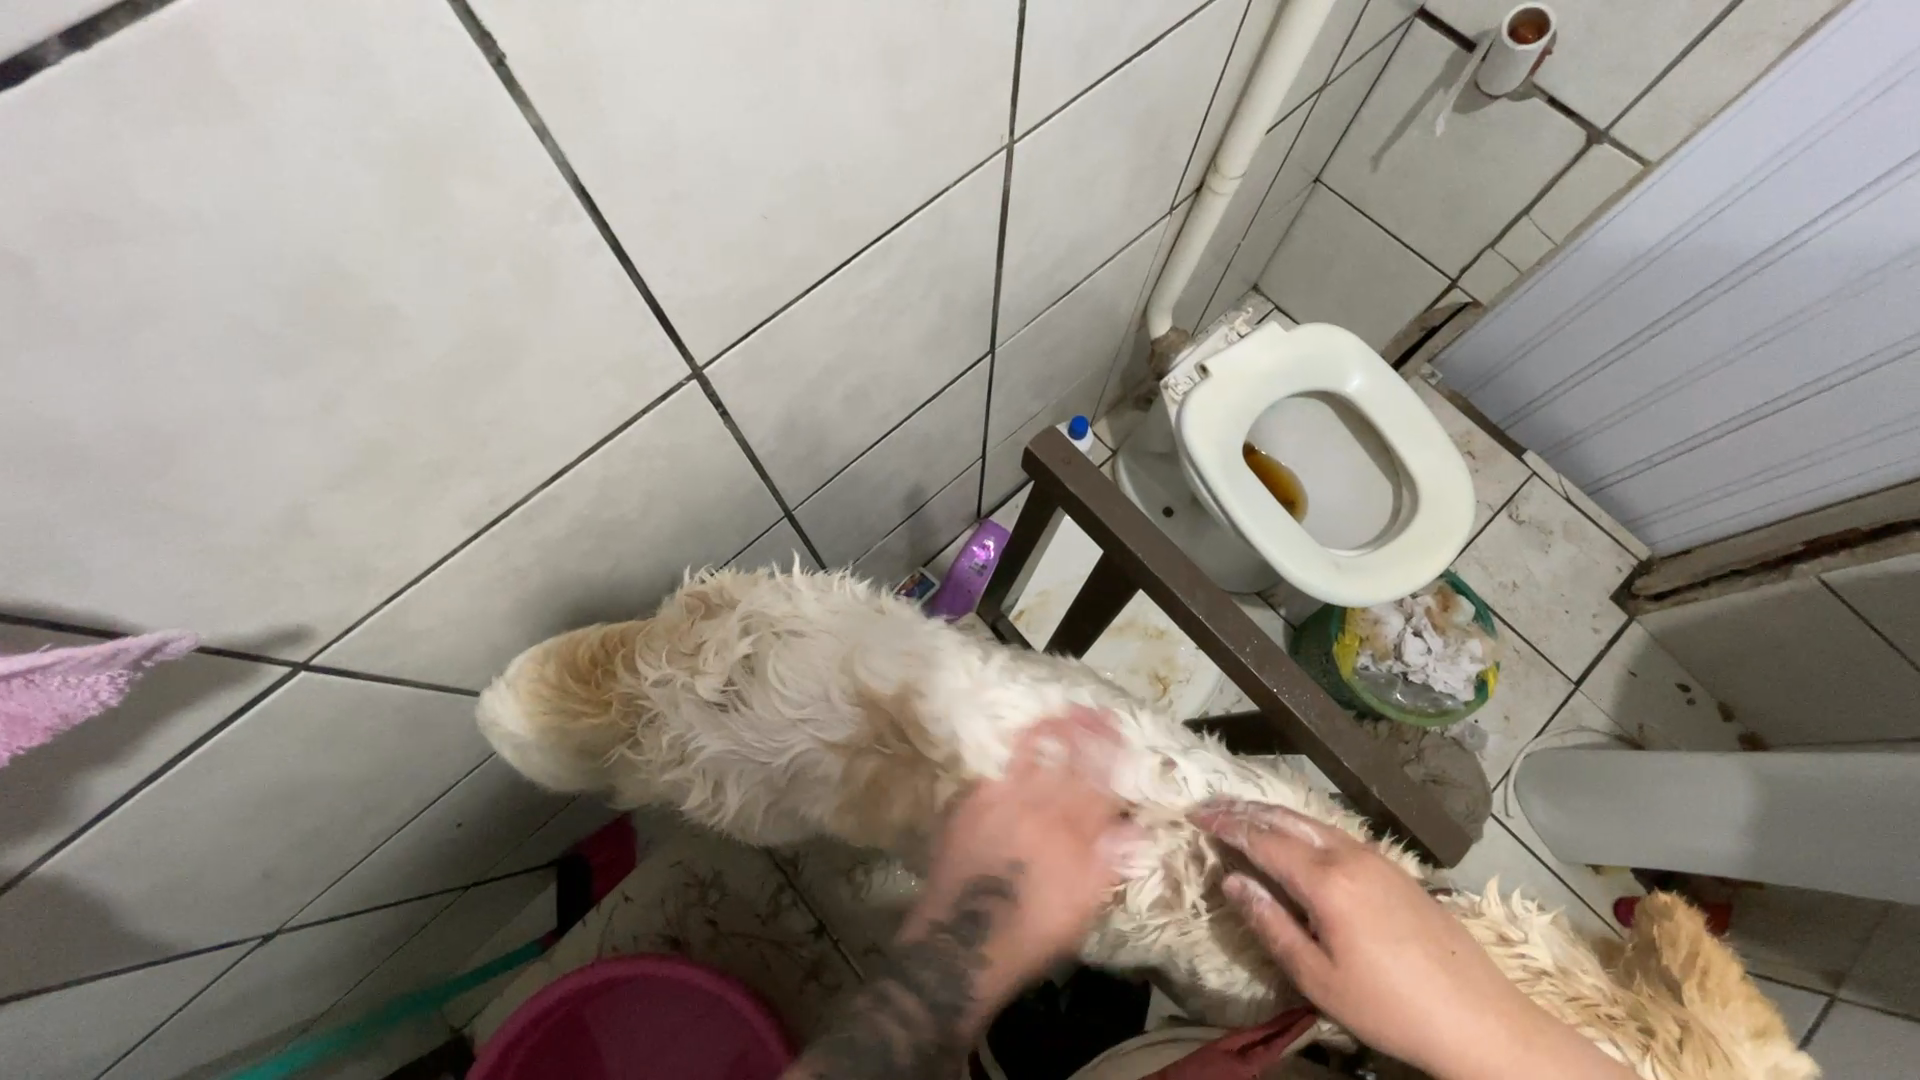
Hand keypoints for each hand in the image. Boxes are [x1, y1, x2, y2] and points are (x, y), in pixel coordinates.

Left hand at [784, 708, 1143, 1079]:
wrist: (961, 943)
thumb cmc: (1030, 934)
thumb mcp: (1081, 909)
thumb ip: (1107, 863)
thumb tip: (1134, 827)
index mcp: (1072, 832)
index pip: (1099, 781)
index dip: (1109, 753)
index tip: (1116, 730)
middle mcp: (1038, 807)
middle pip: (1067, 759)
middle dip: (1082, 732)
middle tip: (1091, 710)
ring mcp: (999, 802)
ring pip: (1029, 756)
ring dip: (1046, 732)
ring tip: (1056, 715)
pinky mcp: (968, 807)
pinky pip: (994, 774)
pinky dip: (1009, 759)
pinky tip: (1013, 751)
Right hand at [1192, 801, 1636, 1079]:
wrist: (1482, 1021)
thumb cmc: (1390, 1007)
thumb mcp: (1318, 978)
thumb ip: (1270, 923)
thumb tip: (1232, 880)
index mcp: (1326, 880)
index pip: (1262, 839)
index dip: (1225, 826)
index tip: (1194, 816)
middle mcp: (1349, 855)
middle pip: (1285, 819)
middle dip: (1243, 810)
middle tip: (1209, 807)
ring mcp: (1377, 858)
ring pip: (1311, 821)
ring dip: (1272, 814)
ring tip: (1242, 814)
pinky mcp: (1395, 869)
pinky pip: (1334, 832)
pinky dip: (1300, 825)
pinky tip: (1294, 835)